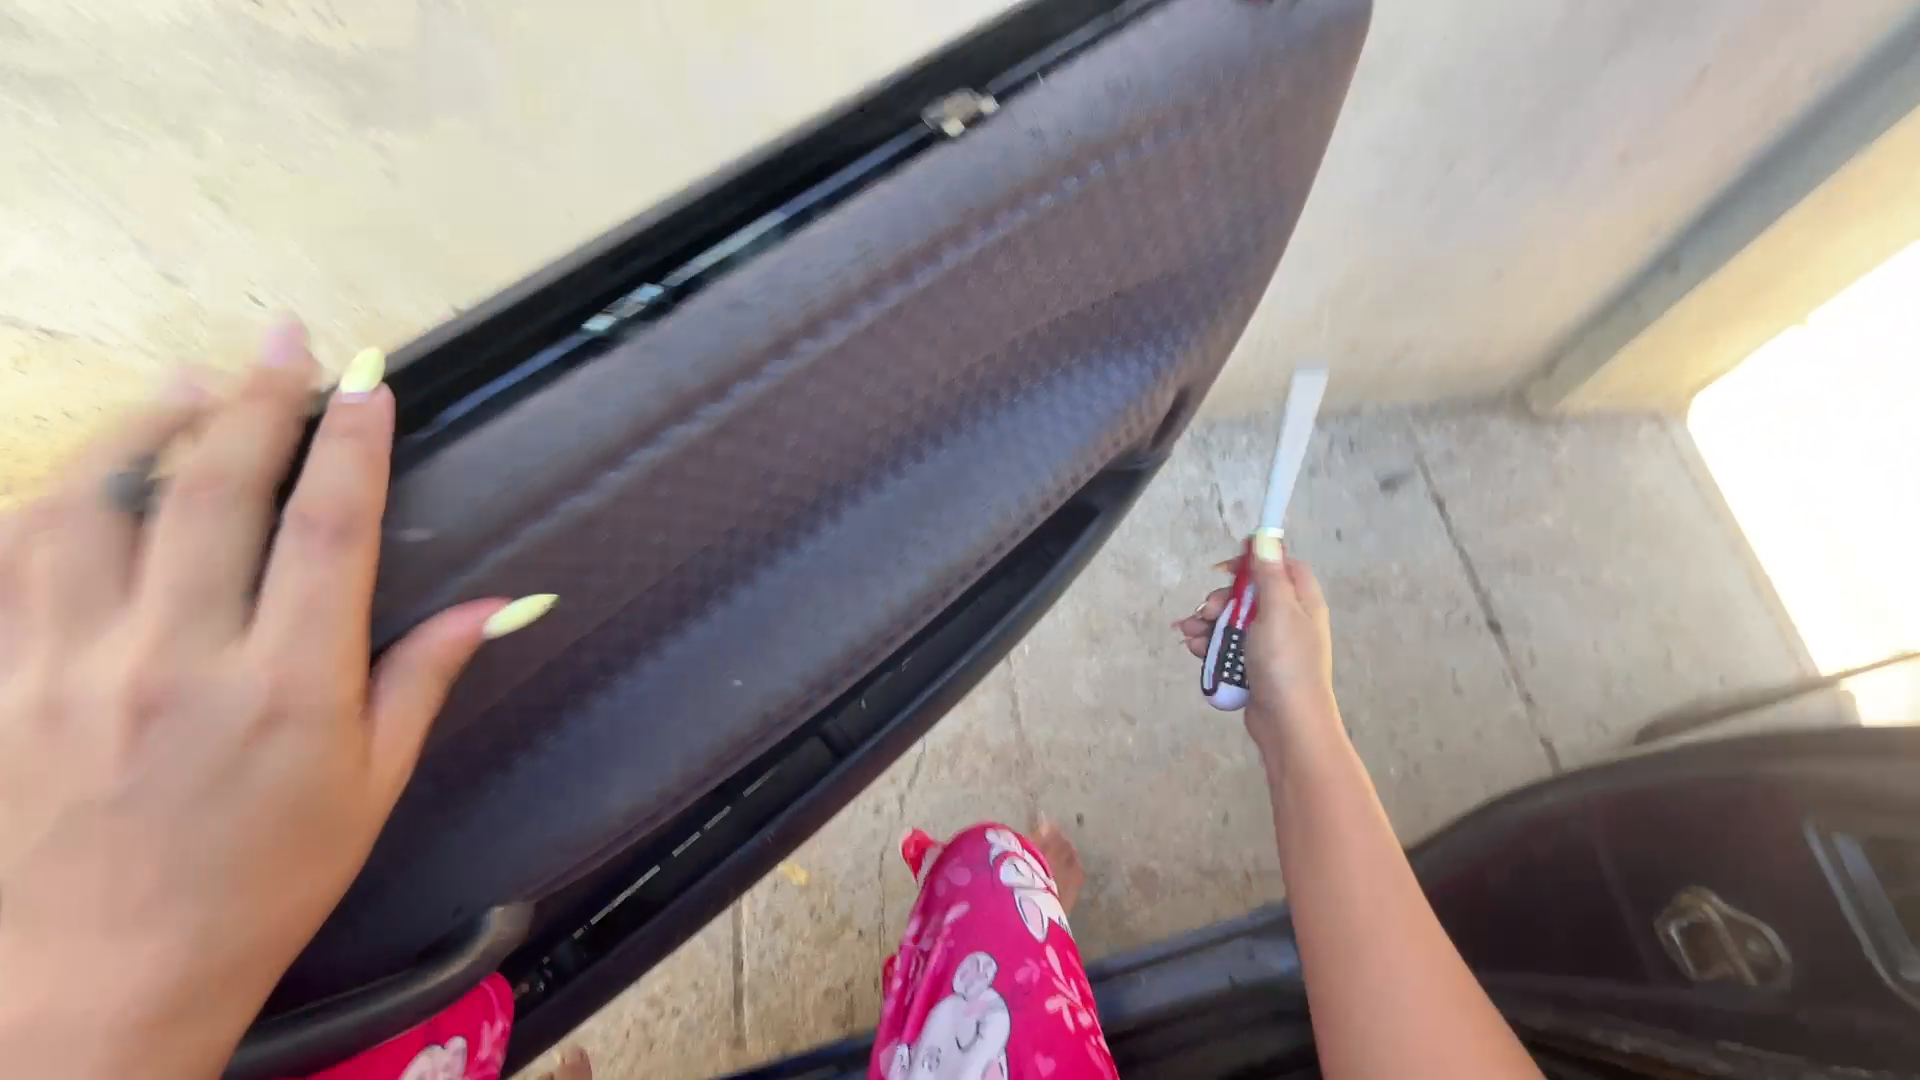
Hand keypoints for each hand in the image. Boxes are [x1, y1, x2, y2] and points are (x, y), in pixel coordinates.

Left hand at [0, 319, 549, 1078]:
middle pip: (217, 494)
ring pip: (92, 508)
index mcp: (288, 685)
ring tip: (190, 380)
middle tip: (287, 339)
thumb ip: (423, 677)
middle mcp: (176, 657)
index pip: (328, 530)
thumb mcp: (375, 783)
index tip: (369, 385)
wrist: (89, 987)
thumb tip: (499, 606)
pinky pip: (16, 562)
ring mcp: (68, 667)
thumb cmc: (267, 880)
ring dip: (149, 429)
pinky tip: (92, 466)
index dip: (352, 446)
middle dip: (260, 401)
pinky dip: (56, 495)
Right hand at [1172, 544, 1339, 755]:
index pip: (1281, 566)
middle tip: (1208, 612)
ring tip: (1189, 634)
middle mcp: (1287, 619)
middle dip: (1221, 599)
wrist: (1287, 724)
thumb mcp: (1276, 612)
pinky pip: (1227, 645)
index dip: (1254, 561)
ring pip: (1232, 620)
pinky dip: (1209, 644)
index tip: (1227, 566)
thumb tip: (1266, 536)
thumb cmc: (1285, 663)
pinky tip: (1194, 648)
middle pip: (1249, 593)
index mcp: (1301, 602)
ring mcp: (1270, 644)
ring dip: (1207, 623)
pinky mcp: (1253, 665)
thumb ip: (1269, 574)